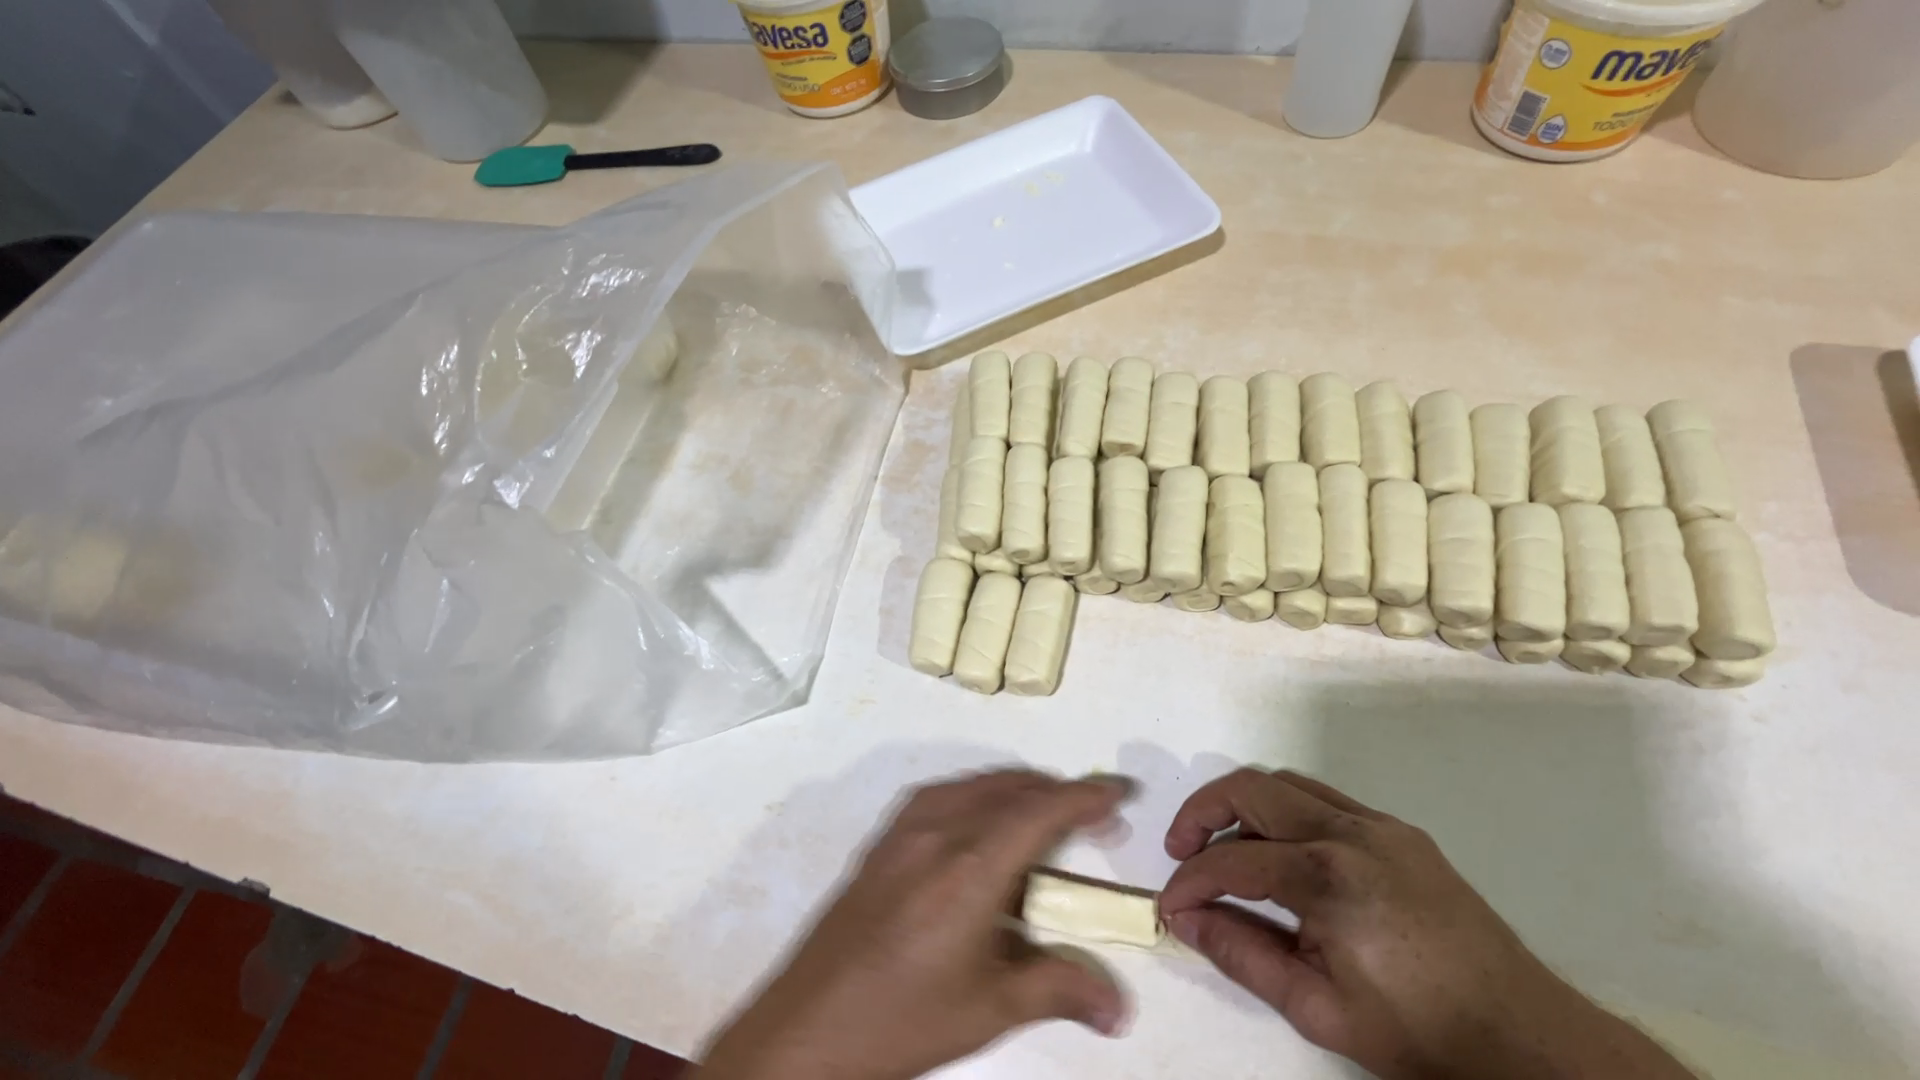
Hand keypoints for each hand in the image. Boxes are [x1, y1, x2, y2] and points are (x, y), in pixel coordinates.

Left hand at [697, 771, 1132, 1079]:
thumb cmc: (903, 1020)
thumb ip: (1060, 989)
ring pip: (973, 785)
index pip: (1042, 811)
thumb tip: (1118, 1005)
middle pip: (1009, 789)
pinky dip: (976, 794)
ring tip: (1045, 814)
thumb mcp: (990, 1008)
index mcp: (972, 867)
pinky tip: (980, 822)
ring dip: (1016, 789)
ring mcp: (902, 833)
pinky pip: (940, 795)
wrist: (807, 1030)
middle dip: (1058, 793)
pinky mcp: (879, 844)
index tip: (1119, 792)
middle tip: (1094, 815)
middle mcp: (937, 833)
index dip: (1086, 796)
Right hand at [1158, 769, 1693, 1079]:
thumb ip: (1241, 954)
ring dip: (1244, 807)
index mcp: (1327, 877)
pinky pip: (1325, 801)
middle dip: (1201, 813)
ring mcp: (1380, 825)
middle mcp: (1350, 831)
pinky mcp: (1401, 833)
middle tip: (1180, 852)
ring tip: (1225, 848)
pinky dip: (1286, 814)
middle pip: (1251, 789)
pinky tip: (1284, 855)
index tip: (1169, 908)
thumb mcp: (1316, 1008)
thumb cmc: (1416, 1032)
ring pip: (1287, 784)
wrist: (1522, 1035)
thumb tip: (1183, 917)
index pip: (1231, 861)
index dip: (1189, 883)